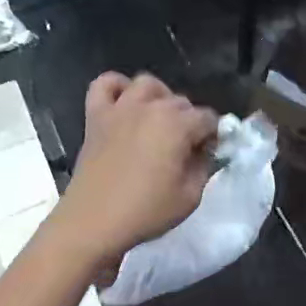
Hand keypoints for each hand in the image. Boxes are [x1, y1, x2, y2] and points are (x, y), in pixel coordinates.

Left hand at [52, 73, 218, 267]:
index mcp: (177, 125)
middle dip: (188, 121)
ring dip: (158, 98)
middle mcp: (149, 107)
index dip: (212, 136)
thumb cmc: (145, 212)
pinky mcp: (95, 116)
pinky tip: (123, 104)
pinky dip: (116, 87)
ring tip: (158, 122)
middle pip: (179, 101)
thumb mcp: (190, 197)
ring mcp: (119, 108)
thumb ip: (203, 167)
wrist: (93, 221)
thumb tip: (203, 151)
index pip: (208, 118)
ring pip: (146, 85)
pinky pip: (104, 84)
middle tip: (183, 149)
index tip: (207, 154)